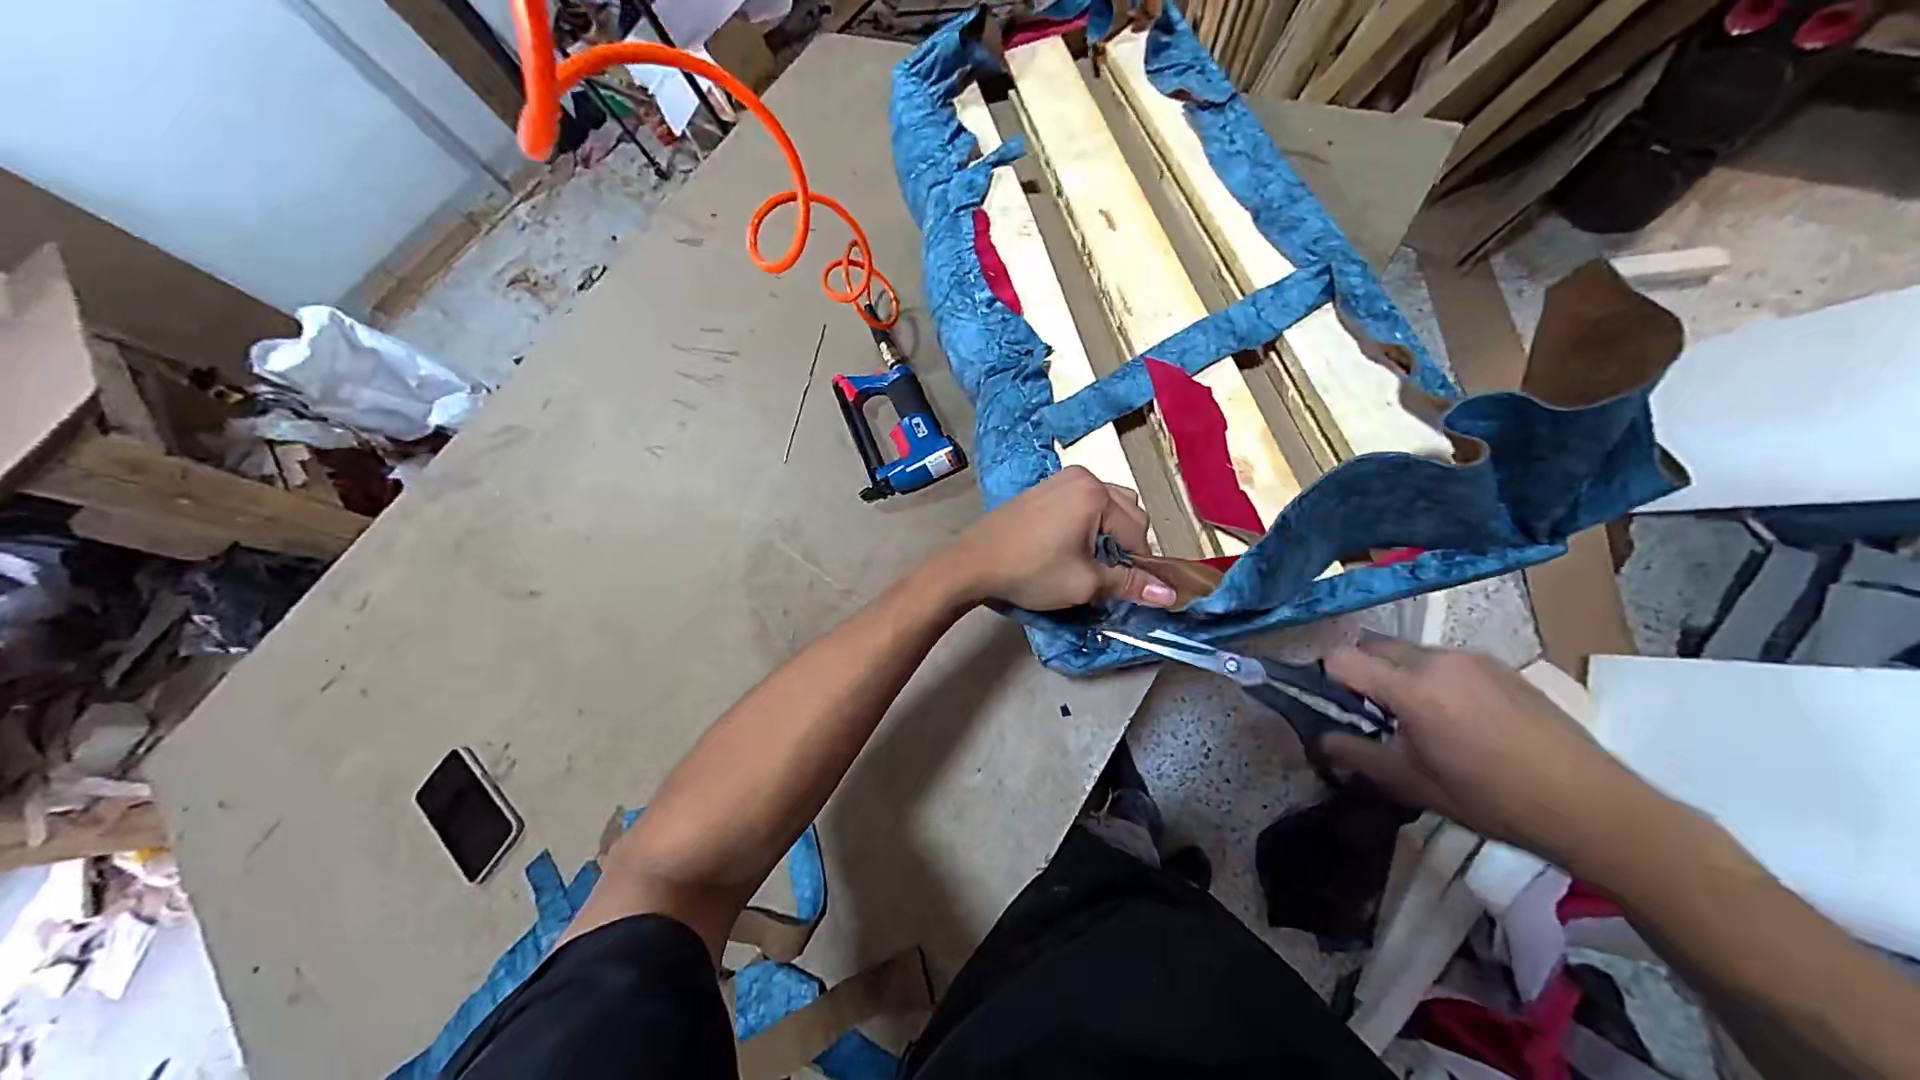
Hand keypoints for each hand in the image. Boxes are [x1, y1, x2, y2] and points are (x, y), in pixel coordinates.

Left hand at [937, 466, 1175, 610]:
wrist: (973, 563)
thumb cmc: (1030, 572)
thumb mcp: (1085, 583)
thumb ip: (1130, 584)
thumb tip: (1170, 594)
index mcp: (1096, 494)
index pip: (1138, 531)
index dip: (1138, 564)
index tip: (1128, 587)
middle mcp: (1083, 477)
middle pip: (1127, 511)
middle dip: (1124, 544)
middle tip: (1104, 574)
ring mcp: (1061, 478)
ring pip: (1108, 504)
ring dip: (1109, 531)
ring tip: (1089, 560)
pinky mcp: (1045, 487)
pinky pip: (1083, 501)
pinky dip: (1089, 522)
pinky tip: (1070, 546)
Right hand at [1320, 639, 1667, 873]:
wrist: (1593, 806)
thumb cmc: (1493, 799)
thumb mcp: (1413, 784)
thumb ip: (1357, 754)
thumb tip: (1320, 741)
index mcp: (1412, 689)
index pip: (1342, 659)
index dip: (1327, 680)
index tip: (1336, 708)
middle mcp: (1439, 660)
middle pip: (1373, 646)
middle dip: (1361, 672)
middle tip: (1373, 714)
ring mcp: (1474, 659)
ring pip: (1411, 652)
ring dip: (1398, 674)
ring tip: (1419, 719)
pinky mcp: (1502, 666)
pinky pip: (1446, 660)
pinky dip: (1433, 678)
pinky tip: (1458, 718)